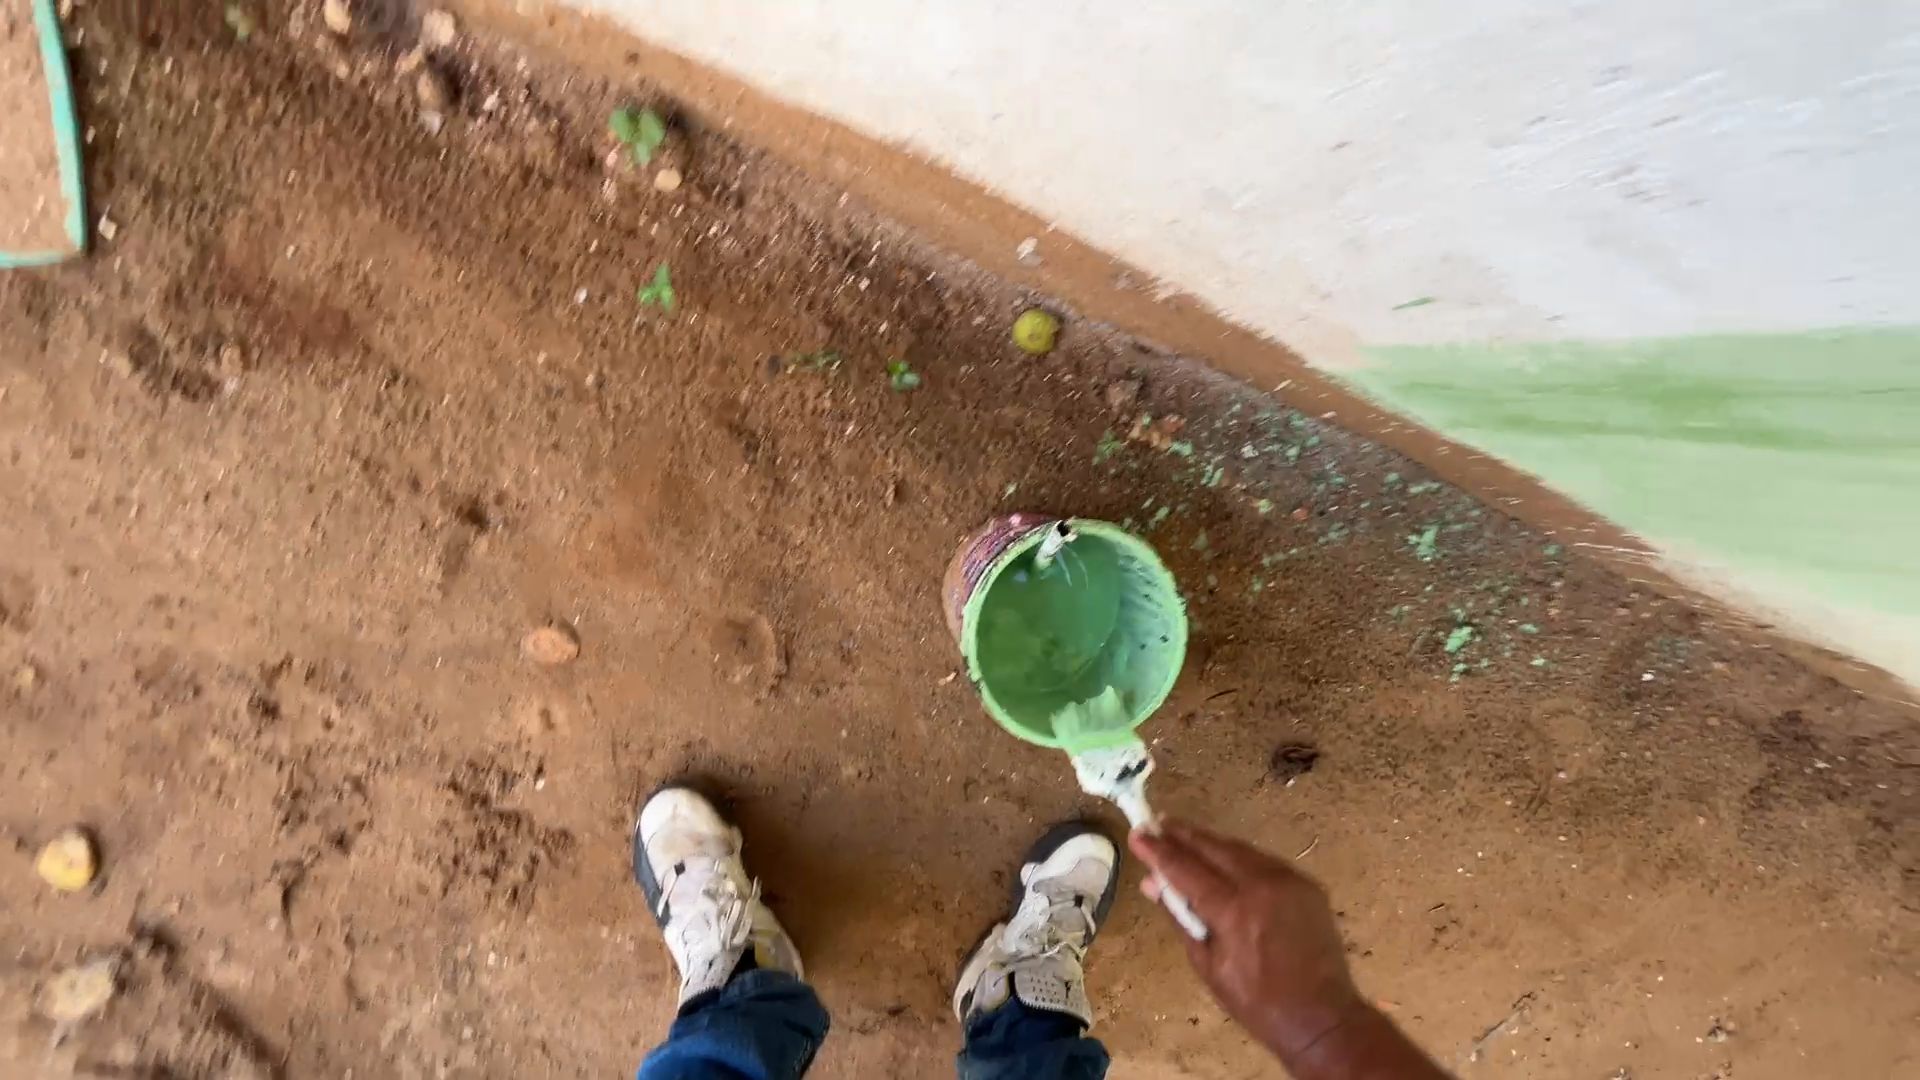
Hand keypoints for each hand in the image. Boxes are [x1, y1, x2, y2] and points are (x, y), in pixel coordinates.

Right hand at [1130, 820, 1363, 1062]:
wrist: (1324, 1021)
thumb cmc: (1257, 1002)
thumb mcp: (1208, 965)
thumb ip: (1180, 916)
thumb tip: (1152, 883)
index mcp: (1233, 910)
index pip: (1185, 869)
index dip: (1158, 851)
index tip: (1137, 834)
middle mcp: (1261, 885)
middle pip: (1211, 847)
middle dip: (1181, 834)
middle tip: (1157, 823)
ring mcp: (1287, 881)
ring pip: (1237, 849)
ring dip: (1208, 842)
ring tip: (1183, 835)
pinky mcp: (1305, 884)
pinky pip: (1262, 861)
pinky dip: (1237, 856)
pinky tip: (1223, 857)